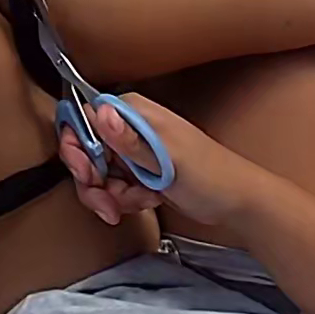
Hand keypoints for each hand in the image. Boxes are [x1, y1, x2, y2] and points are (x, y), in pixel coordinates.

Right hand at [57, 93, 270, 226]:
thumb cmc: (210, 175)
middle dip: (94, 181)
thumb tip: (100, 112)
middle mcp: (130, 126)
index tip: (88, 173)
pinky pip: (114, 186)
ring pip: (98, 172)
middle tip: (108, 200)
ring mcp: (134, 149)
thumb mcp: (167, 159)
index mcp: (134, 112)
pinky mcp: (139, 170)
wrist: (235, 201)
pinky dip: (124, 200)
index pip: (85, 117)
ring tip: (138, 201)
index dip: (78, 147)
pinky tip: (146, 201)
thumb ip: (130, 139)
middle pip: (87, 150)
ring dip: (112, 195)